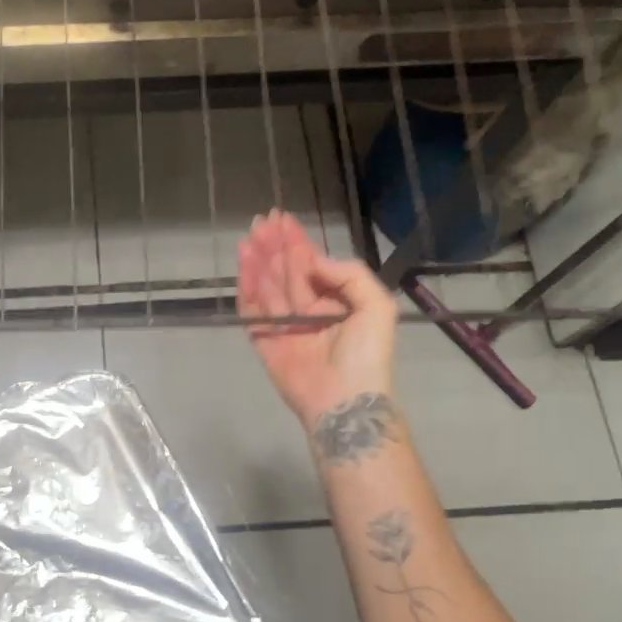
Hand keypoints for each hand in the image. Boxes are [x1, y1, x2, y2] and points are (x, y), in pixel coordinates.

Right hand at [236, 210, 397, 426]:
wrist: (345, 401)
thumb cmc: (366, 354)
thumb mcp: (377, 306)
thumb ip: (349, 274)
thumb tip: (314, 259)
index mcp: (335, 304)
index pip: (312, 267)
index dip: (298, 243)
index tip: (282, 220)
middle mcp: (308, 312)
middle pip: (286, 273)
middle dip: (275, 247)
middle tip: (261, 221)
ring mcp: (285, 328)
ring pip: (268, 288)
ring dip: (258, 262)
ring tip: (249, 238)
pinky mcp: (265, 343)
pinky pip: (253, 312)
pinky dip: (248, 289)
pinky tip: (244, 265)